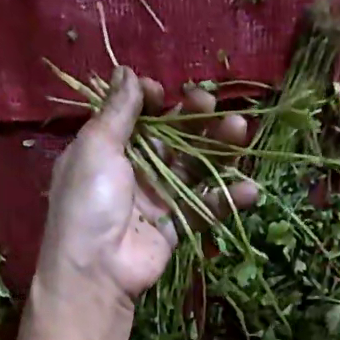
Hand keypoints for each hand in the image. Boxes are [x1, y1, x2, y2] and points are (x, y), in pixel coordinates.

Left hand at [38, 67, 255, 309]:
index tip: (165, 93)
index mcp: (109, 148)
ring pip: (195, 168)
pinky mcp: (178, 226)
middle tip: (214, 105)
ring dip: (219, 150)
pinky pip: (207, 207)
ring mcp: (158, 198)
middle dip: (195, 120)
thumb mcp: (96, 147)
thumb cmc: (89, 201)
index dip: (153, 102)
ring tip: (241, 132)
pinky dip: (228, 199)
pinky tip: (250, 188)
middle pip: (173, 139)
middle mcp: (135, 170)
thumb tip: (127, 71)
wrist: (96, 268)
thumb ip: (118, 111)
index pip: (137, 117)